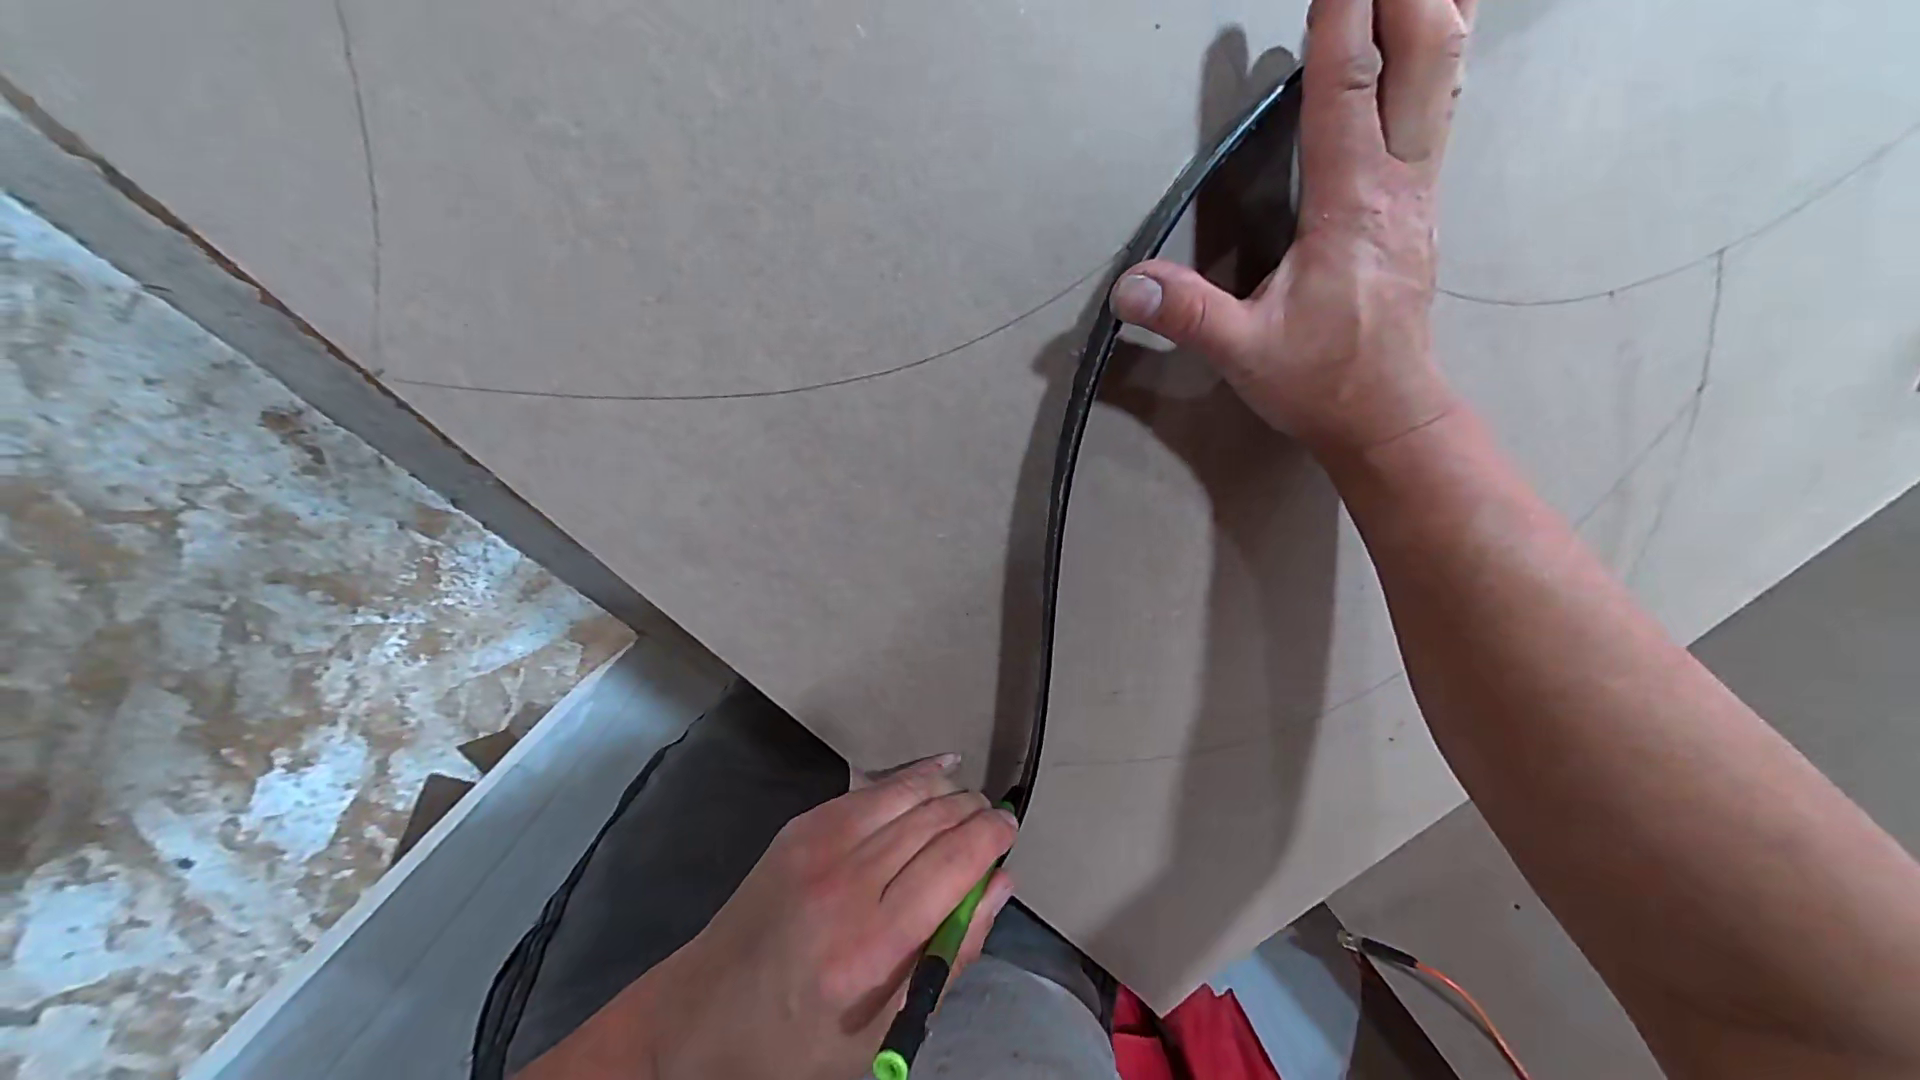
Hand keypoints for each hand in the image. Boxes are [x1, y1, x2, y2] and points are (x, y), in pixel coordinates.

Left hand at [520, 754, 1016, 1079]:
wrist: (705, 1014)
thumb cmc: (802, 1041)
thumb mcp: (887, 1031)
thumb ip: (951, 954)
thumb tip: (999, 883)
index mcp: (871, 946)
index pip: (954, 863)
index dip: (991, 836)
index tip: (1011, 829)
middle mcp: (846, 881)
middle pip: (933, 821)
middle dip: (975, 812)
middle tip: (996, 819)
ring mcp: (818, 843)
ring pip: (906, 792)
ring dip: (947, 790)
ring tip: (969, 799)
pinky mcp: (802, 824)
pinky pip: (872, 788)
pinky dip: (911, 777)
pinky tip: (936, 772)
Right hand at [1110, 0, 1474, 458]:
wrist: (1386, 416)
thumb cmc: (1320, 382)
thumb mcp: (1242, 353)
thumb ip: (1188, 315)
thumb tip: (1127, 288)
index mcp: (1350, 208)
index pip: (1347, 92)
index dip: (1341, 21)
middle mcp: (1397, 186)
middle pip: (1423, 59)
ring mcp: (1417, 196)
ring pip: (1444, 80)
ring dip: (1436, 15)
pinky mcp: (1417, 213)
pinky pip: (1438, 114)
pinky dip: (1435, 62)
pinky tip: (1429, 48)